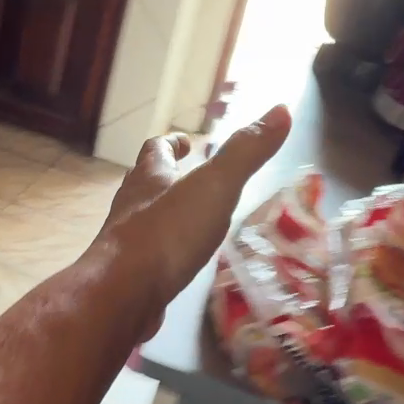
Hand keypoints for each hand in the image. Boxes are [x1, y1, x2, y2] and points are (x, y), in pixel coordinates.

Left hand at [94, 105, 291, 336]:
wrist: (121, 294)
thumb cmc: (167, 232)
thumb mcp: (215, 186)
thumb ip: (245, 152)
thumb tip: (281, 110)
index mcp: (148, 178)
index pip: (155, 150)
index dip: (170, 143)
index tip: (183, 140)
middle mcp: (131, 205)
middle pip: (143, 183)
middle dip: (163, 177)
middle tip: (184, 177)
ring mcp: (124, 242)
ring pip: (141, 219)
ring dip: (162, 214)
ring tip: (186, 220)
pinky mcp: (126, 276)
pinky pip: (145, 256)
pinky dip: (162, 252)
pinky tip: (177, 264)